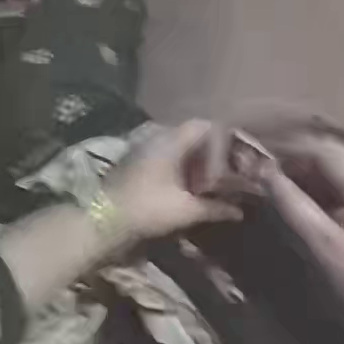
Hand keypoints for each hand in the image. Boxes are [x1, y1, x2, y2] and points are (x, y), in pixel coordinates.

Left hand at [103, 121, 244, 242]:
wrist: (103, 218)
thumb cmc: (147, 208)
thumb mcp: (185, 210)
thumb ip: (215, 208)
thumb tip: (239, 211)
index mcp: (171, 140)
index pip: (205, 126)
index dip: (223, 141)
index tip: (234, 164)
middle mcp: (158, 136)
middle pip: (194, 136)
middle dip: (212, 155)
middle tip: (225, 177)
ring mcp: (145, 147)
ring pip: (180, 147)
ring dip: (196, 164)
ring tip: (208, 187)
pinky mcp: (137, 160)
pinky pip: (167, 155)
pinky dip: (181, 168)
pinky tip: (188, 190)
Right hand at [267, 135, 343, 343]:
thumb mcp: (322, 246)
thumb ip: (288, 201)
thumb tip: (258, 169)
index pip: (321, 147)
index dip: (283, 148)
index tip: (254, 157)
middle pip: (336, 153)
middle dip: (297, 159)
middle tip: (264, 172)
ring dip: (314, 172)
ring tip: (283, 185)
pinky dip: (333, 186)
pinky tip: (314, 200)